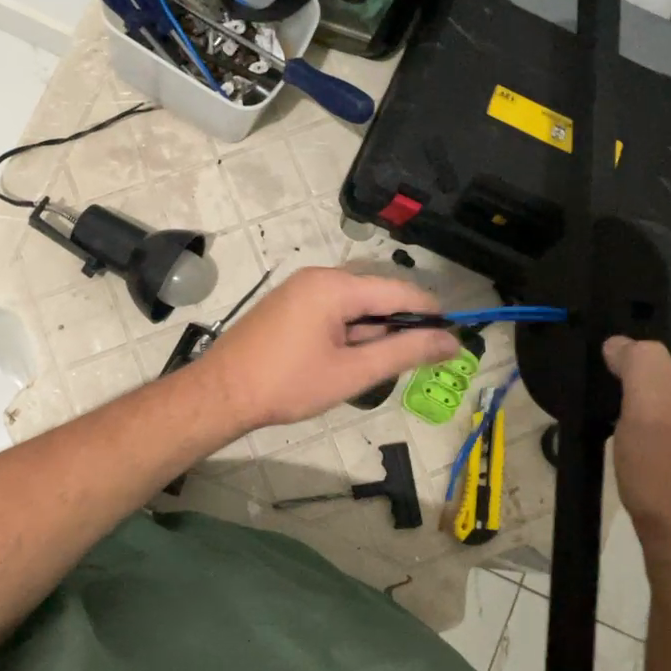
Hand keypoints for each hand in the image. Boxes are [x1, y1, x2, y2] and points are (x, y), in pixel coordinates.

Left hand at [194, 267, 459, 430]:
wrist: (221, 393)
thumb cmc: (287, 385)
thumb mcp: (352, 373)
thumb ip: (403, 352)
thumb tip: (450, 340)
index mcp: (335, 286)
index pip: (401, 291)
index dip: (430, 316)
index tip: (449, 344)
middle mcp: (317, 277)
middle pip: (377, 296)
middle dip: (394, 329)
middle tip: (399, 368)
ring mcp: (298, 289)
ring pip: (354, 307)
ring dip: (368, 336)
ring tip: (361, 372)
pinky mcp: (287, 306)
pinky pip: (331, 312)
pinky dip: (345, 334)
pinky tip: (338, 364)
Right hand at [603, 314, 670, 572]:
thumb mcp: (649, 409)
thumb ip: (640, 362)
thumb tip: (622, 343)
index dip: (663, 309)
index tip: (620, 313)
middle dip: (648, 345)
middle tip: (603, 352)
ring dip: (645, 377)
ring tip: (608, 382)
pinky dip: (650, 404)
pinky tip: (625, 417)